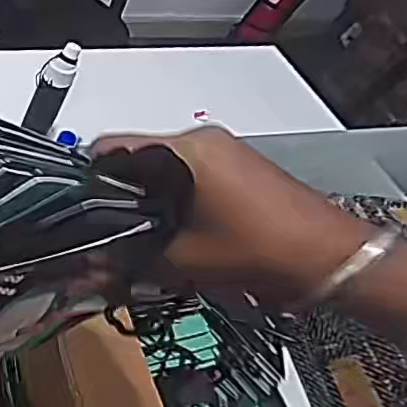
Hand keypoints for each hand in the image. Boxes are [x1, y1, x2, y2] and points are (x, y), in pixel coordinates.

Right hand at [93, 126, 374, 303]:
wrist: (332, 258)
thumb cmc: (262, 252)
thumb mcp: (183, 261)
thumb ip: (128, 259)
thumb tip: (87, 267)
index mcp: (183, 150)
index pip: (110, 148)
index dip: (85, 179)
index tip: (74, 209)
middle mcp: (200, 138)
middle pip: (135, 157)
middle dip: (117, 194)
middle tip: (106, 230)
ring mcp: (222, 149)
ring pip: (160, 166)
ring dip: (146, 196)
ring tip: (141, 234)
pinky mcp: (236, 164)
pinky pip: (186, 172)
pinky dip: (171, 196)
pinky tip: (173, 228)